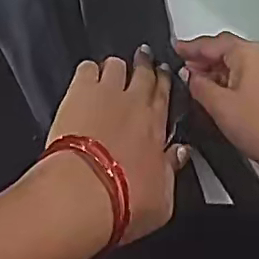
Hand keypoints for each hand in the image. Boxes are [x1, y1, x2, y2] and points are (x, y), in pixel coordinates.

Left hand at [44, 48, 189, 244]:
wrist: (85, 190)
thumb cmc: (122, 199)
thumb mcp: (162, 198)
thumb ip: (172, 170)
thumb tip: (179, 156)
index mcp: (156, 126)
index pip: (165, 94)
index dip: (164, 81)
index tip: (163, 75)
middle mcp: (134, 103)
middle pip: (144, 72)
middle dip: (145, 64)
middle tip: (144, 60)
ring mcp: (106, 93)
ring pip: (116, 64)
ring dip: (116, 67)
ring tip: (114, 69)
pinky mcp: (78, 91)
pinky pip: (87, 67)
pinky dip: (88, 70)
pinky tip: (86, 76)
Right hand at [176, 32, 258, 182]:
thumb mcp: (218, 104)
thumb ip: (197, 85)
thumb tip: (190, 77)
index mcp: (247, 53)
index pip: (210, 42)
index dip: (189, 47)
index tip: (177, 49)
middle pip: (224, 50)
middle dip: (201, 59)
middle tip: (182, 68)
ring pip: (233, 66)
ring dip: (213, 74)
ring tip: (195, 87)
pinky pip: (242, 79)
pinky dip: (226, 85)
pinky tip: (216, 99)